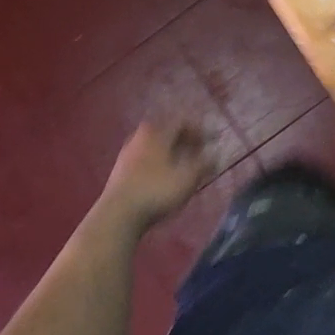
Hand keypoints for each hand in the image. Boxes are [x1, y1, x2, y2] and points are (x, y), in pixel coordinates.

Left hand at [97, 121, 216, 231]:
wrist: (119, 212)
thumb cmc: (157, 190)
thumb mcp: (188, 177)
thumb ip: (204, 164)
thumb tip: (214, 156)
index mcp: (157, 131)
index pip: (182, 122)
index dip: (200, 130)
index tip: (212, 141)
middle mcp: (140, 135)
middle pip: (167, 132)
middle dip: (186, 141)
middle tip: (200, 152)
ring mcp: (128, 152)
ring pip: (156, 146)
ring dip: (173, 153)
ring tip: (185, 166)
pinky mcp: (121, 169)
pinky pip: (147, 159)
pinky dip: (160, 163)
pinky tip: (166, 177)